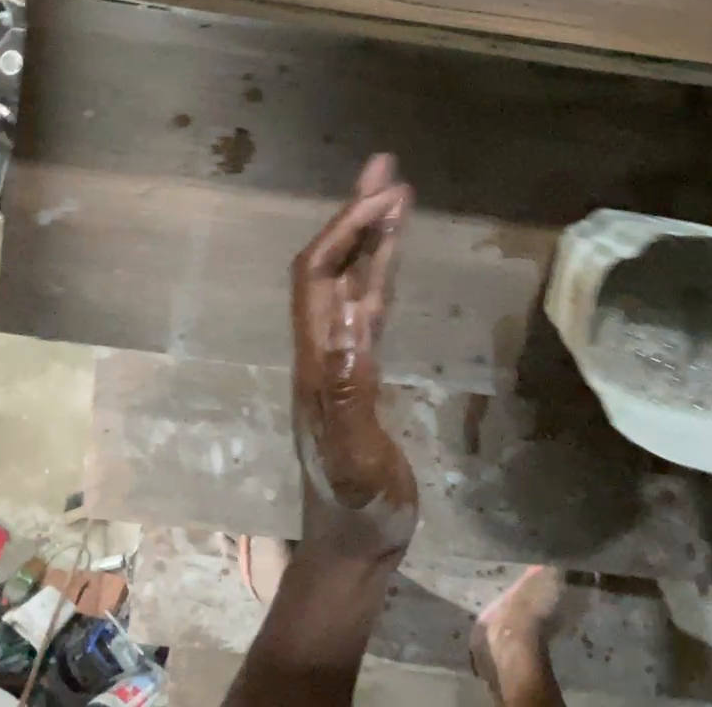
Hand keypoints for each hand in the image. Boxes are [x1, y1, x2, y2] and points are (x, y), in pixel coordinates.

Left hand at [291, 153, 418, 563]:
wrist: (356, 543)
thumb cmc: (358, 507)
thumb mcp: (354, 456)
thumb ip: (348, 389)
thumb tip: (354, 313)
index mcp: (316, 359)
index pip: (321, 275)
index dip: (347, 230)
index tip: (385, 193)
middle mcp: (322, 348)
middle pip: (331, 265)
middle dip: (355, 213)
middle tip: (386, 168)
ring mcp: (341, 359)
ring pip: (351, 281)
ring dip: (369, 234)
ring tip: (395, 195)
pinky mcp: (363, 372)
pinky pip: (372, 306)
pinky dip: (384, 271)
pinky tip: (394, 256)